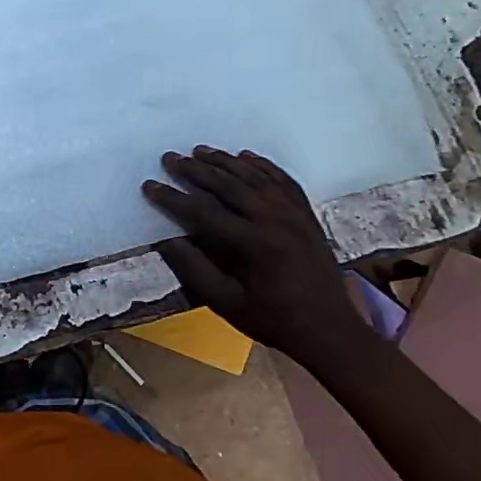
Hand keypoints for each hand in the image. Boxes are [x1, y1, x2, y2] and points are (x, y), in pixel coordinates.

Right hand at [142, 146, 370, 357]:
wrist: (330, 330)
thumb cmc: (274, 320)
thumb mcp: (227, 303)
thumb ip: (195, 269)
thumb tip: (167, 240)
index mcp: (253, 244)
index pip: (203, 212)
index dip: (173, 198)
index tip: (150, 186)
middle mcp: (275, 220)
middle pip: (228, 185)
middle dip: (196, 170)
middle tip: (170, 158)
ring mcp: (294, 214)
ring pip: (255, 177)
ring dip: (225, 161)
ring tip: (200, 150)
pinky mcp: (307, 214)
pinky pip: (283, 180)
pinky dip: (263, 165)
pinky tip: (246, 156)